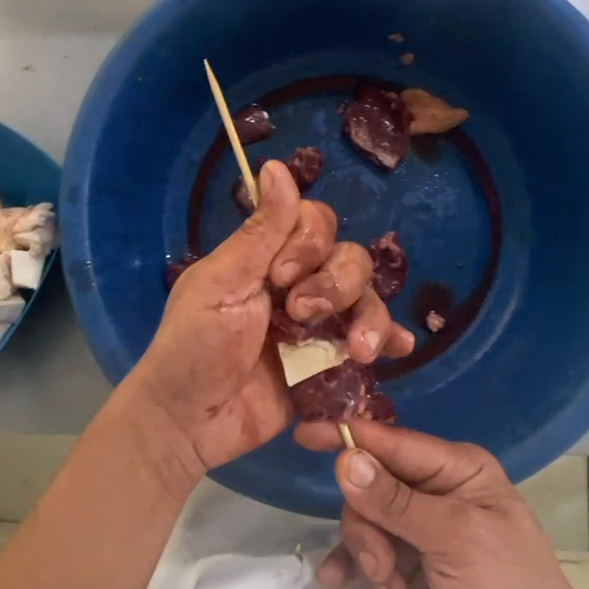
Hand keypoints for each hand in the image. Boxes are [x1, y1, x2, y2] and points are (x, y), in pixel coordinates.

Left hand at [129, 161, 415, 470]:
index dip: (309, 245)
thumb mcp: (220, 284)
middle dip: (336, 283)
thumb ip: (259, 232)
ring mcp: (316, 326)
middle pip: (348, 258)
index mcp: (266, 259)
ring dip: (367, 316)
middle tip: (301, 314)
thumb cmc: (192, 347)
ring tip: (355, 350)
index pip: (314, 223)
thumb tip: (277, 165)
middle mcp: (296, 285)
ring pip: (365, 298)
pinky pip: (368, 342)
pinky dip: (389, 340)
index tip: (281, 276)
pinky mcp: (327, 364)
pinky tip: (399, 348)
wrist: (189, 422)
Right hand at [296, 419, 588, 588]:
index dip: (346, 437)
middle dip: (366, 526)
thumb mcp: (455, 540)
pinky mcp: (408, 562)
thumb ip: (396, 502)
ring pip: (363, 522)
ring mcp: (419, 528)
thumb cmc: (509, 588)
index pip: (390, 442)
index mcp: (455, 468)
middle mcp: (433, 490)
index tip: (302, 435)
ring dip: (367, 556)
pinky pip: (366, 553)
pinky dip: (358, 570)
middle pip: (368, 486)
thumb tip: (345, 459)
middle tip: (380, 564)